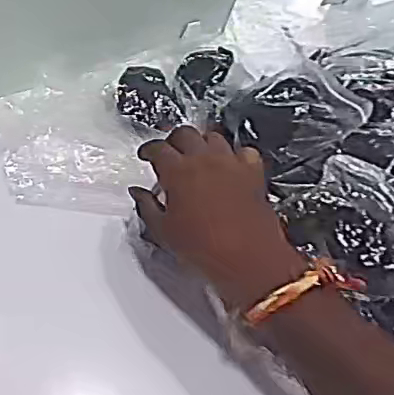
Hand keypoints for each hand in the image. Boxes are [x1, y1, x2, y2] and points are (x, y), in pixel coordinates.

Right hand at [129, 126, 308, 315]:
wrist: (249, 261)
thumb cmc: (205, 247)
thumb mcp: (163, 229)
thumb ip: (147, 205)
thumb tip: (139, 194)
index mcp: (177, 171)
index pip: (158, 148)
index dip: (148, 150)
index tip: (146, 156)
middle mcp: (205, 161)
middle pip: (185, 133)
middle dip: (173, 140)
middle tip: (168, 151)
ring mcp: (231, 165)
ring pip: (213, 137)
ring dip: (201, 142)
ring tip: (195, 155)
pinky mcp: (253, 175)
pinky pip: (244, 152)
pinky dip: (234, 154)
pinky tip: (228, 164)